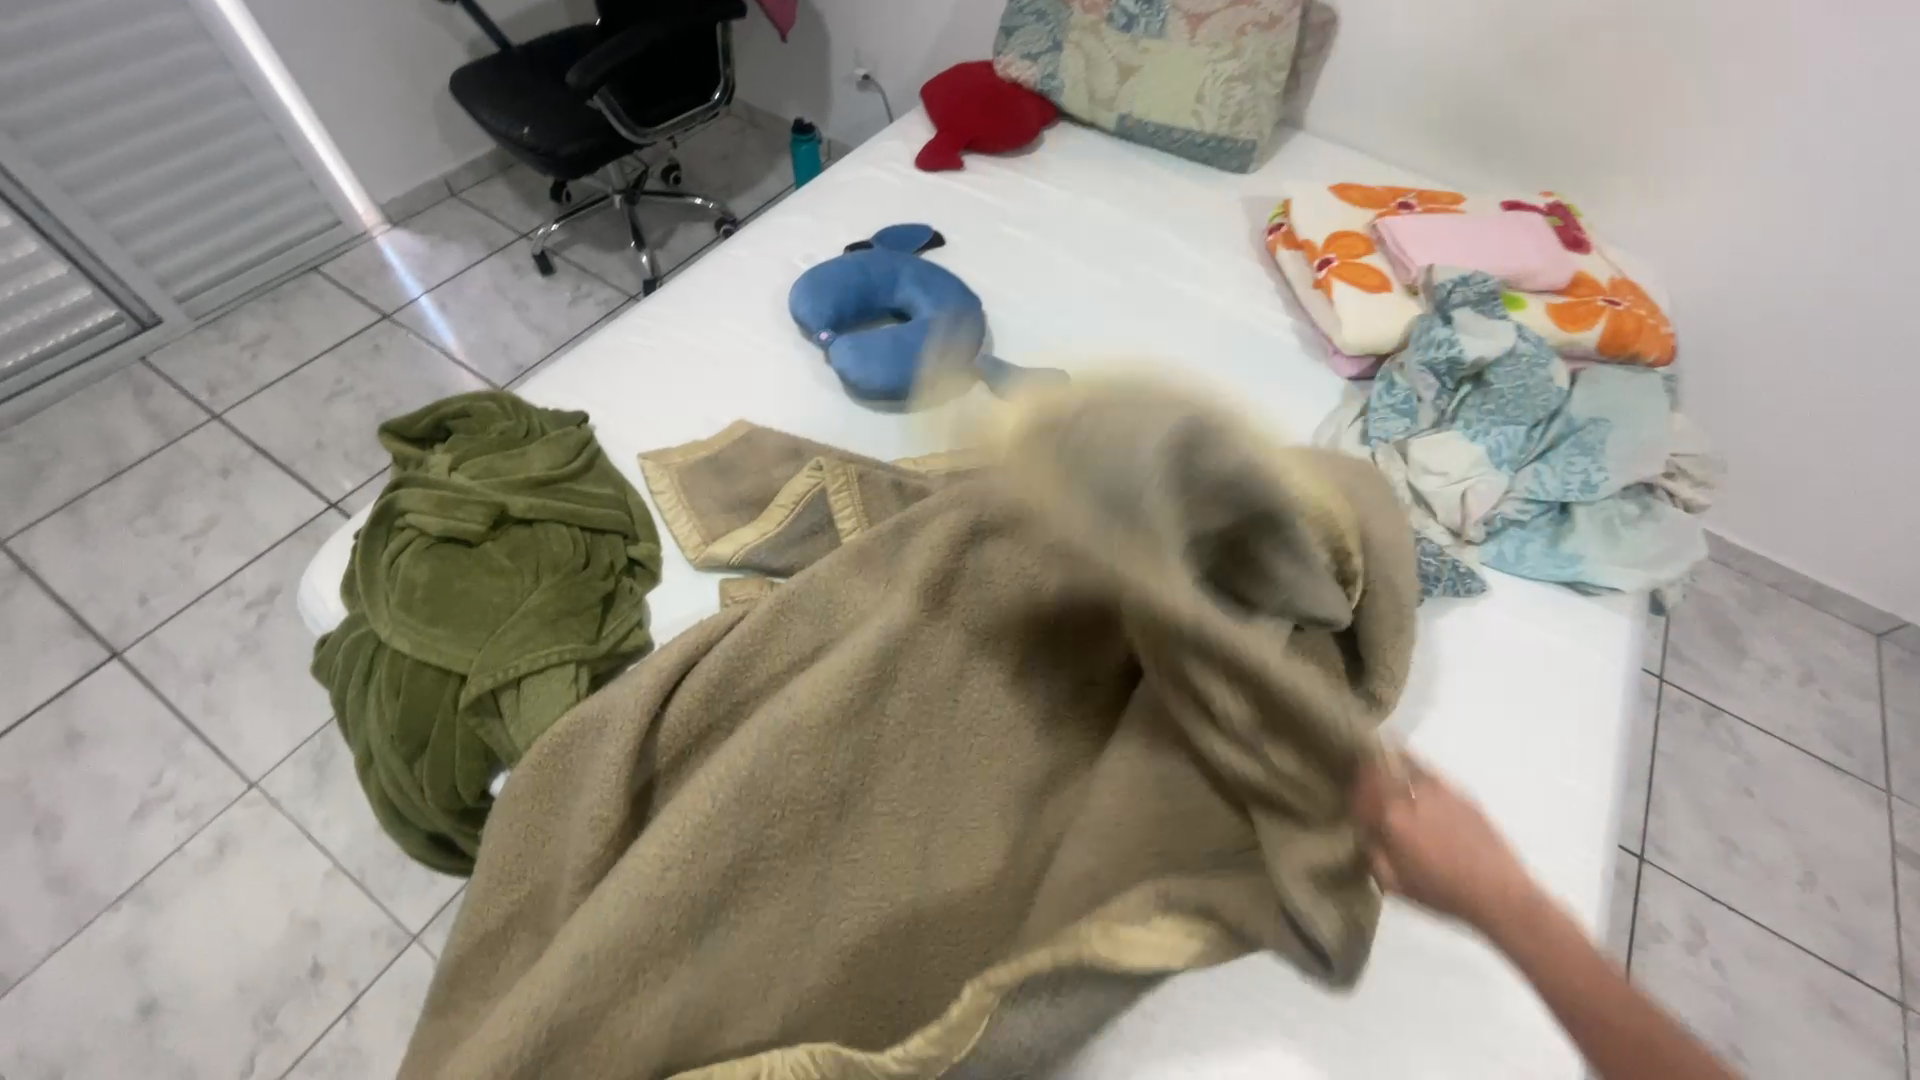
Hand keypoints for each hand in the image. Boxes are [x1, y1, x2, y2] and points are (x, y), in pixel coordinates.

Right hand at [1351, 751, 1540, 931]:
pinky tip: (1421, 788)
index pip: (1360, 790)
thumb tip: (1366, 835)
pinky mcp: (1464, 795)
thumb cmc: (1444, 894)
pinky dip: (1419, 774)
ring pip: (1406, 763)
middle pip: (1380, 767)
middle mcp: (1413, 796)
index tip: (1353, 800)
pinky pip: (1432, 775)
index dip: (1353, 793)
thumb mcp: (1395, 883)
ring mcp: (1441, 792)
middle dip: (1368, 771)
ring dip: (1393, 765)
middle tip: (1365, 778)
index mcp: (1392, 817)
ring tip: (1390, 774)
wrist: (1502, 897)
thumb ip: (1373, 854)